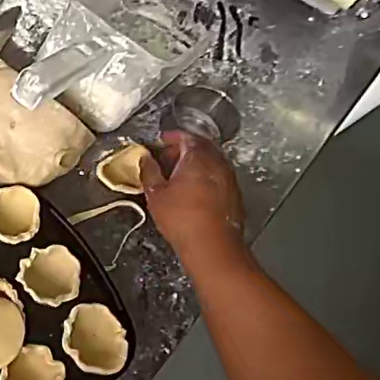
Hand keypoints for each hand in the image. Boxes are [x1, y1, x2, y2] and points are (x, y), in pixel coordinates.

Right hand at [141, 131, 245, 263]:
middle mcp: (217, 163)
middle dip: (184, 148)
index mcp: (197, 159)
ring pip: (211, 160)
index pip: (186, 137)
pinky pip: (217, 174)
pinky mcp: (233, 192)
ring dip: (195, 162)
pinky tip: (191, 188)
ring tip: (177, 174)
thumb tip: (145, 159)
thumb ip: (149, 172)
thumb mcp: (155, 194)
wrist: (211, 243)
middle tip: (166, 157)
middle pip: (202, 146)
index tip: (161, 140)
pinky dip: (204, 174)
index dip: (172, 137)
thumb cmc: (181, 217)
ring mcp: (229, 177)